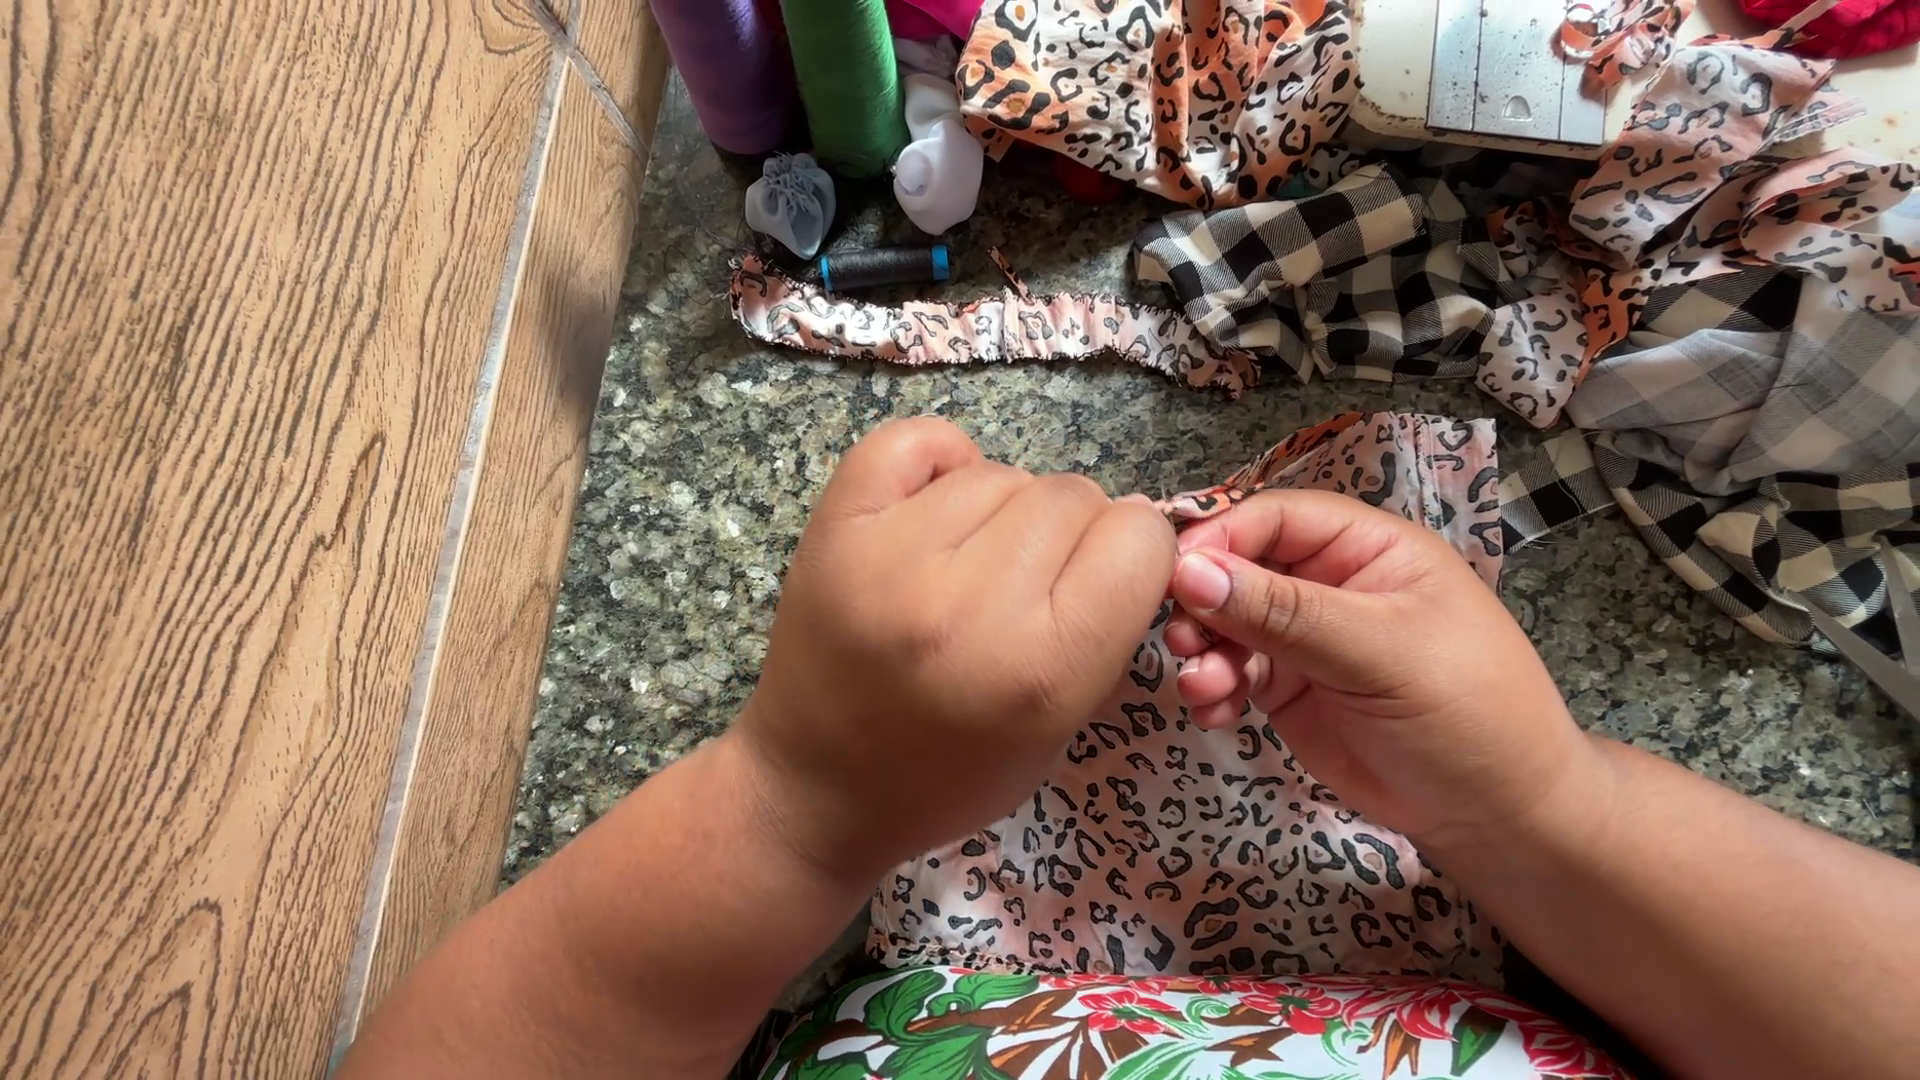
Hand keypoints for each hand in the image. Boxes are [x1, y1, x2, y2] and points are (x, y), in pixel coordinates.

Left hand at [731, 416, 1176, 880]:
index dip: (1133, 554)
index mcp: (1042, 668)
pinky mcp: (835, 525)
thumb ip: (1105, 629)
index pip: (1138, 539)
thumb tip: (1127, 525)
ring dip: (1003, 508)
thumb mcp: (1060, 729)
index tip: (1103, 577)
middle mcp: (971, 604)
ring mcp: (894, 557)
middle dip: (1070, 534)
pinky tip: (931, 506)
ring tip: (969, 559)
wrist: (815, 787)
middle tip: (1028, 580)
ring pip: (1002, 472)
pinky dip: (939, 462)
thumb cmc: (949, 775)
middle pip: (1073, 495)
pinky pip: (916, 440)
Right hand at [1163, 489, 1596, 845]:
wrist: (1496, 820)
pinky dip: (1211, 689)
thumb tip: (1190, 572)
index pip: (1274, 518)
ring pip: (1224, 623)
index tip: (1173, 575)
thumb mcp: (1381, 653)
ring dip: (1202, 652)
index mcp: (1363, 548)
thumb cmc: (1467, 714)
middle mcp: (1325, 583)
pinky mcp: (1282, 685)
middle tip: (1179, 640)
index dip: (1220, 537)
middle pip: (1237, 568)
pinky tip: (1214, 713)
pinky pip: (1228, 671)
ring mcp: (1300, 636)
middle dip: (1202, 603)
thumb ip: (1283, 612)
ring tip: (1203, 688)